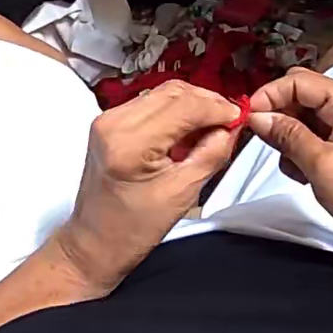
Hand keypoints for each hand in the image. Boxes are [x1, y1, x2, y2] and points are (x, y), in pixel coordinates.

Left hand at [51, 80, 240, 291]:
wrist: (94, 241)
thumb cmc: (131, 229)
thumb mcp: (183, 193)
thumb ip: (212, 153)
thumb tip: (232, 127)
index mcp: (130, 143)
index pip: (185, 106)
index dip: (217, 108)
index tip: (238, 117)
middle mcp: (114, 122)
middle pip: (173, 92)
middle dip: (207, 102)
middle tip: (230, 120)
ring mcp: (108, 119)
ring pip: (162, 93)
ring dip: (191, 104)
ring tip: (211, 126)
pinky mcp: (109, 121)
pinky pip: (150, 102)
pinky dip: (174, 109)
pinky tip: (188, 129)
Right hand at [247, 67, 332, 282]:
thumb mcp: (323, 167)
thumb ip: (287, 136)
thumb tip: (255, 116)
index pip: (300, 82)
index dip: (269, 96)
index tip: (246, 117)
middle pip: (300, 94)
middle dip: (279, 117)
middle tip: (266, 143)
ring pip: (302, 114)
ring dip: (289, 137)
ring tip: (297, 167)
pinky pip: (312, 130)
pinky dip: (300, 148)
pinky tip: (305, 172)